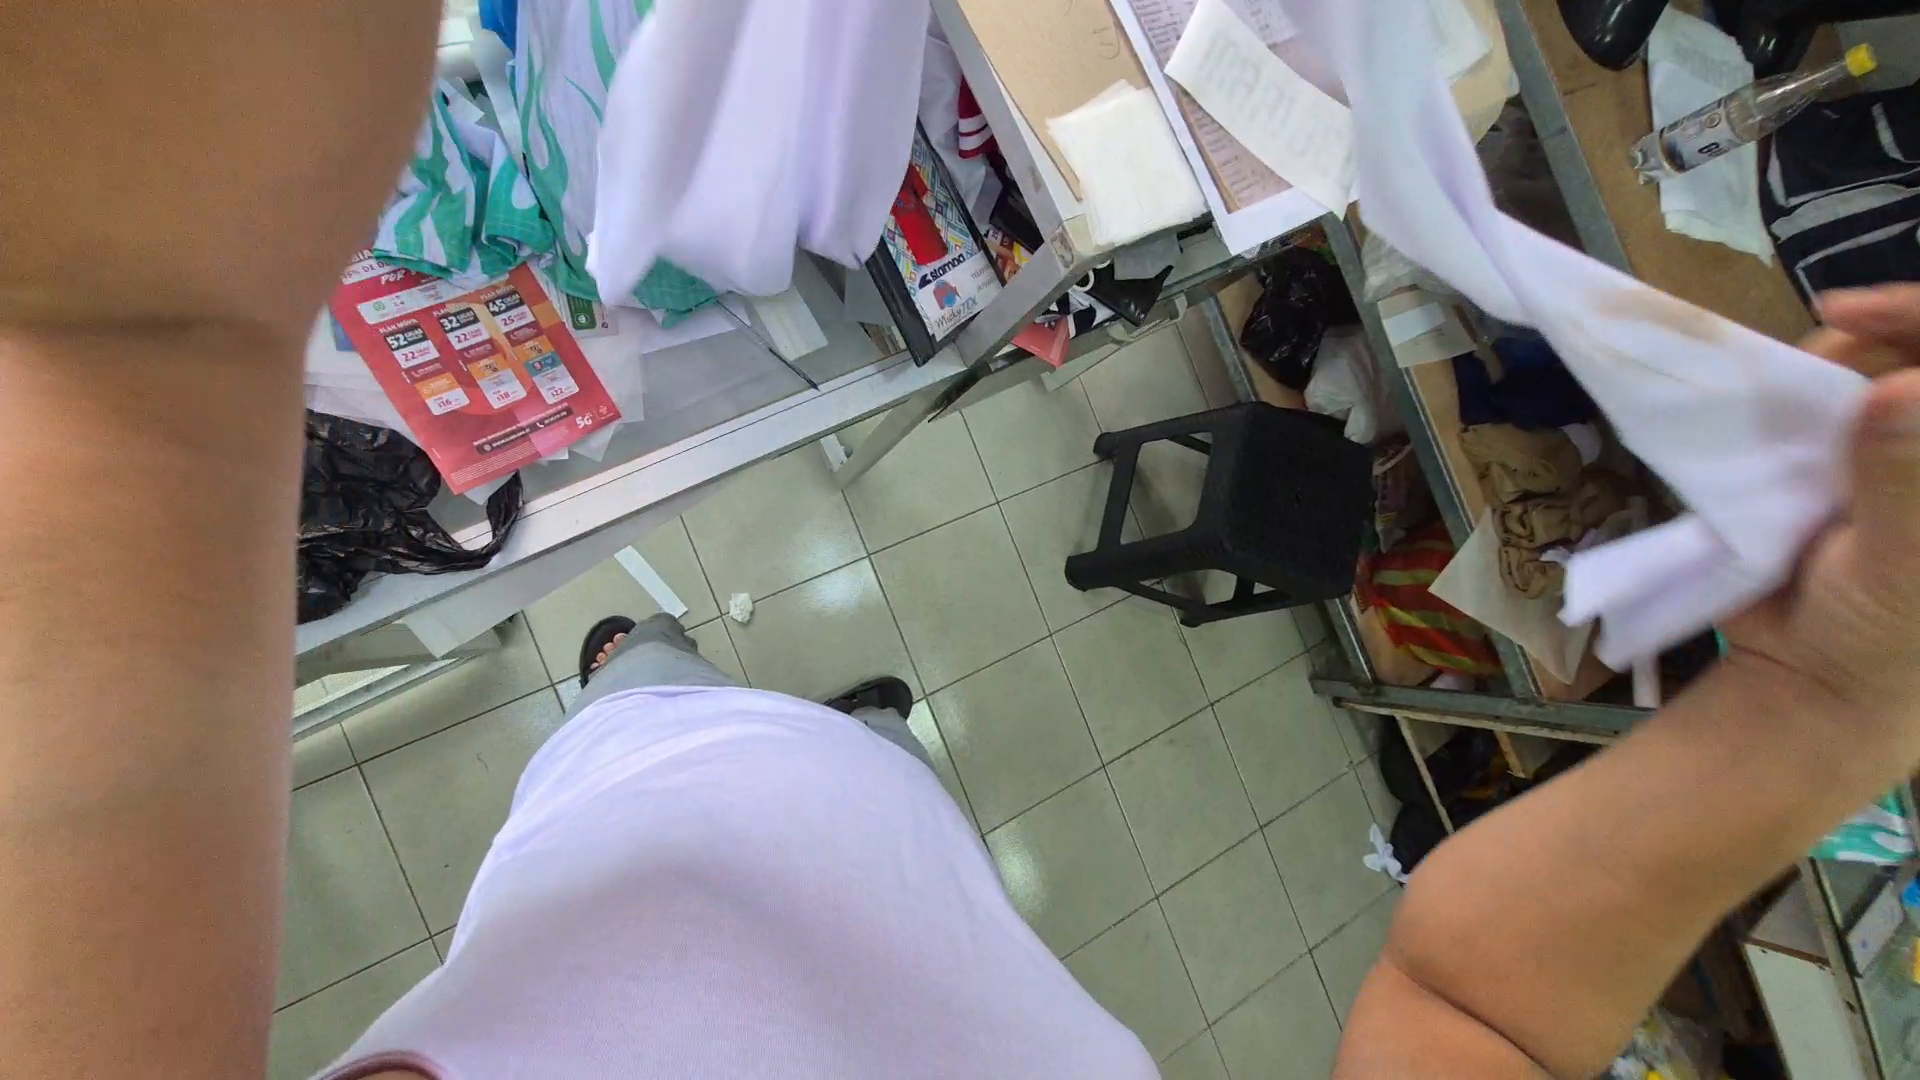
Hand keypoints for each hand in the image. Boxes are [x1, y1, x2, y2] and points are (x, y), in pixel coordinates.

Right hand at [1722, 285, 1919, 760]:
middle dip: (1879, 336)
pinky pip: (1812, 414)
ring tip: (1779, 390)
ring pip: (1868, 374)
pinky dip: (1783, 401)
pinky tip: (1763, 411)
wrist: (1814, 672)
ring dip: (1826, 367)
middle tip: (1814, 353)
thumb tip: (1896, 390)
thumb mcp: (1907, 566)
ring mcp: (1893, 458)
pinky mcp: (1836, 472)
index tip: (1848, 313)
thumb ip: (1907, 483)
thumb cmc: (1891, 633)